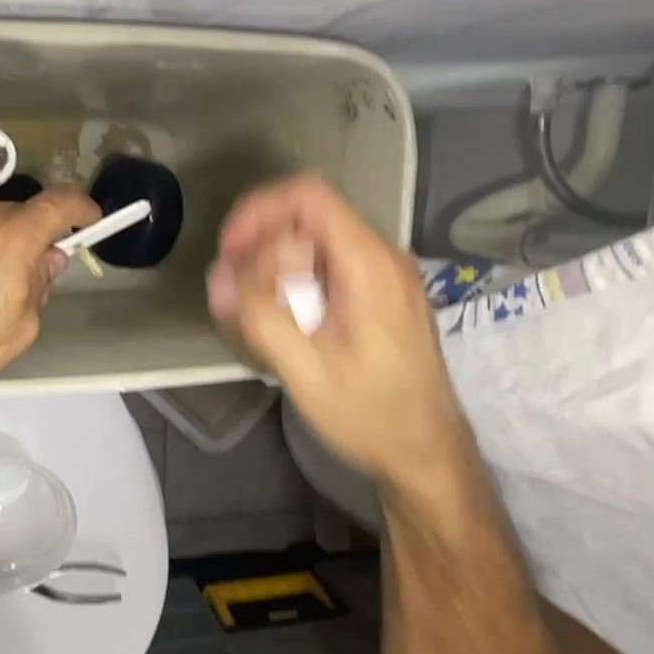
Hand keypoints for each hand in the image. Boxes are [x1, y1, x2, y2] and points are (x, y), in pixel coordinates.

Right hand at [206, 175, 474, 492]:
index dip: (258, 212)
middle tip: (232, 295)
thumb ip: (262, 312)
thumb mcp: (305, 369)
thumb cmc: (370, 415)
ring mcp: (384, 279)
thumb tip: (225, 271)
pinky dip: (294, 286)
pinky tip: (280, 327)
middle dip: (260, 247)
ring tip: (249, 316)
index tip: (229, 253)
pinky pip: (328, 270)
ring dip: (273, 270)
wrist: (428, 456)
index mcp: (369, 264)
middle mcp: (381, 259)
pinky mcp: (381, 300)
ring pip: (314, 246)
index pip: (307, 197)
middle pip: (307, 219)